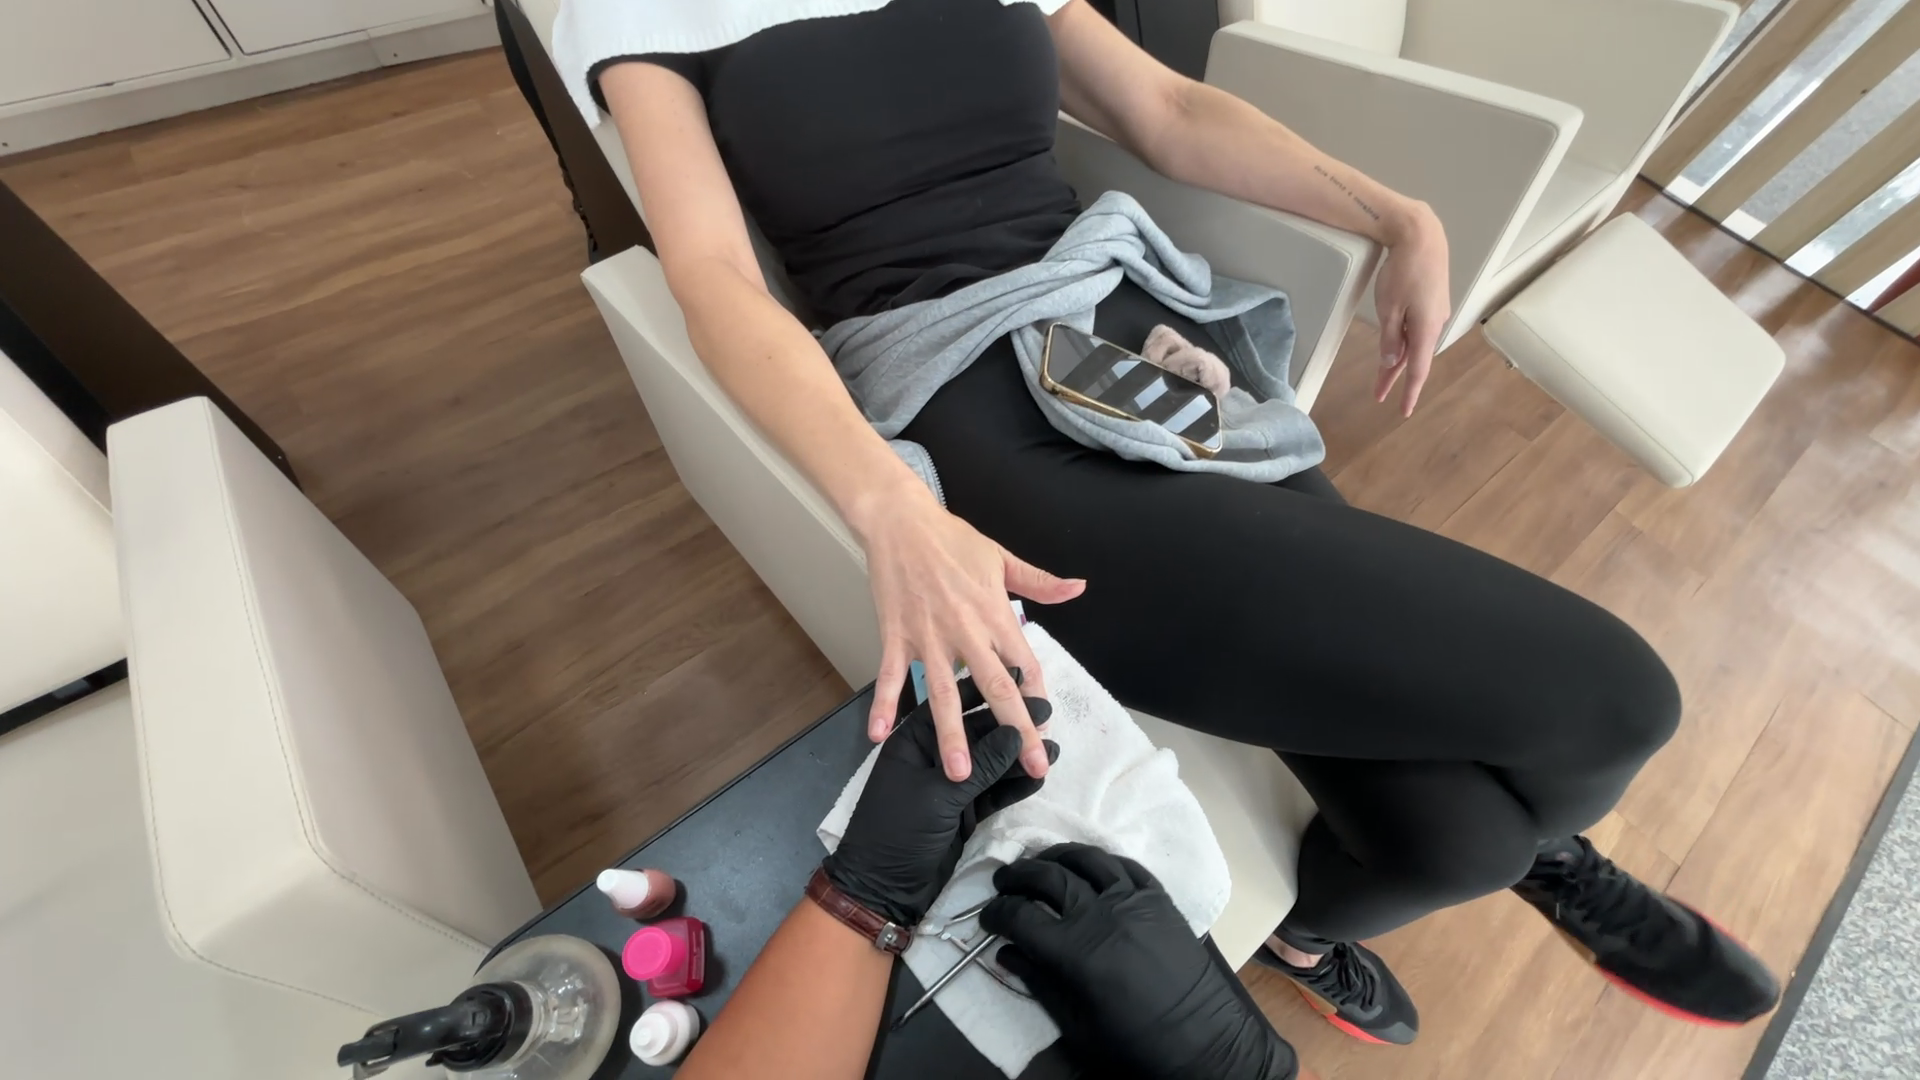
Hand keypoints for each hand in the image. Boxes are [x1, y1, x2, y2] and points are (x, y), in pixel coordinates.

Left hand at [824, 677, 1058, 927]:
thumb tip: (1017, 733)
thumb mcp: (939, 794)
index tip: (1019, 678)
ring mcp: (949, 784)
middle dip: (1011, 725)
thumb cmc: (897, 830)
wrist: (882, 889)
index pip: (955, 707)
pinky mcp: (962, 810)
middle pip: (978, 734)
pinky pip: (991, 792)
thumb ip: (980, 765)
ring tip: (1054, 747)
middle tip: (1047, 713)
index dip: (987, 693)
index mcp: (915, 740)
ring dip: (1018, 757)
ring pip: (989, 764)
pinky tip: (1038, 778)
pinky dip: (1013, 785)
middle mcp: (934, 755)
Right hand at [856, 487, 1084, 781]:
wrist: (902, 523)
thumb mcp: (1001, 558)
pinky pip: (891, 677)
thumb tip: (1078, 588)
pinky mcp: (897, 636)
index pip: (1025, 665)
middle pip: (995, 688)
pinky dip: (884, 705)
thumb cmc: (952, 539)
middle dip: (1015, 730)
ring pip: (944, 693)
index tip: (1046, 730)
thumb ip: (1039, 582)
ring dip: (952, 734)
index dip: (1038, 699)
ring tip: (959, 773)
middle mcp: (967, 632)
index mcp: (995, 614)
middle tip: (1031, 768)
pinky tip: (879, 736)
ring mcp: (929, 638)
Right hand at [983, 844, 1297, 1079]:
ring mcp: (1132, 899)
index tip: (988, 916)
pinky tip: (1090, 866)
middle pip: (1048, 876)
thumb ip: (1039, 983)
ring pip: (1086, 859)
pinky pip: (1124, 865)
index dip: (998, 913)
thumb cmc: (1136, 1045)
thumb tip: (1006, 953)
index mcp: (1076, 951)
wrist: (1206, 1045)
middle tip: (1005, 881)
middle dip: (1019, 875)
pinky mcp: (1158, 898)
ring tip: (1042, 862)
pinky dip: (1101, 861)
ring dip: (1057, 856)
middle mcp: (1100, 913)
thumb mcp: (1078, 1028)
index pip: (1021, 917)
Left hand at [1372, 202, 1450, 416]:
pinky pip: (1415, 330)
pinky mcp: (1430, 303)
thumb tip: (1391, 362)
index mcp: (1426, 328)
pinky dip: (1402, 343)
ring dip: (1396, 362)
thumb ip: (1390, 339)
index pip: (1417, 369)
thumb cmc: (1403, 271)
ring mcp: (1434, 312)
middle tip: (1378, 396)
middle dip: (1395, 379)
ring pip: (1413, 344)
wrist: (1420, 236)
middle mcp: (1435, 323)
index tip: (1404, 410)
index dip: (1409, 391)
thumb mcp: (1389, 309)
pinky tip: (1394, 350)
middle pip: (1413, 359)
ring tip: (1380, 381)